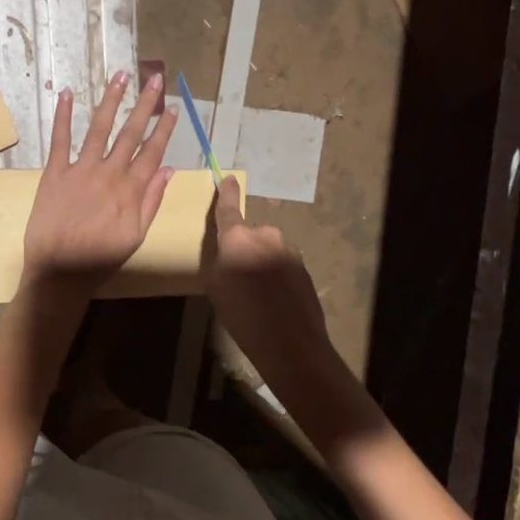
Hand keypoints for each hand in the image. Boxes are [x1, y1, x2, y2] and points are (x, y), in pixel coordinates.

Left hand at [21, 71, 176, 293]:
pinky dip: (63, 116)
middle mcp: (109, 173)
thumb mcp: (136, 235)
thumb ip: (152, 201)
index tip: (173, 108)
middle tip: (155, 79)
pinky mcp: (55, 172)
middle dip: (145, 105)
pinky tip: (67, 94)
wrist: (60, 270)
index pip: (152, 151)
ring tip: (121, 75)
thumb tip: (168, 170)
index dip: (164, 129)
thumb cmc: (100, 258)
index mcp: (131, 189)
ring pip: (99, 128)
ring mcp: (81, 169)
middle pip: (131, 132)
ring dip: (111, 100)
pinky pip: (60, 139)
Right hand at [207, 175, 332, 372]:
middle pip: (251, 234)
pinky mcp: (303, 267)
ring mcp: (288, 251)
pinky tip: (273, 300)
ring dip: (262, 262)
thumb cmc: (242, 314)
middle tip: (237, 275)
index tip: (228, 178)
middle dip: (245, 247)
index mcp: (238, 238)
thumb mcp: (216, 287)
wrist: (288, 341)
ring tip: (256, 294)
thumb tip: (229, 253)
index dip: (226, 193)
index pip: (228, 209)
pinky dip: (276, 275)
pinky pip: (282, 264)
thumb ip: (221, 260)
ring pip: (268, 249)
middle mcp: (266, 236)